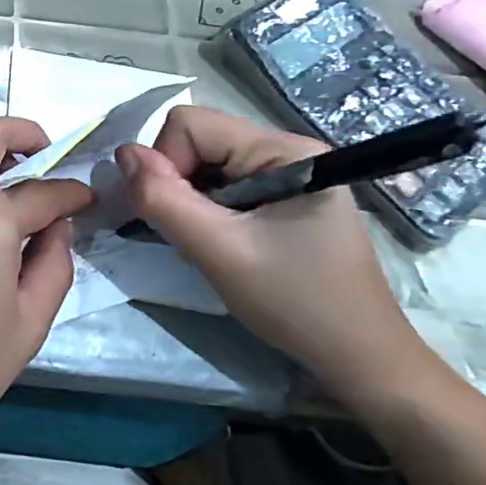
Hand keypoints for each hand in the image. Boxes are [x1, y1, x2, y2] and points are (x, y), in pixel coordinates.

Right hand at [116, 107, 434, 400]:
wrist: (362, 359)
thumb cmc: (297, 305)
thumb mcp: (222, 254)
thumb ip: (166, 200)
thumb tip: (123, 154)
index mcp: (282, 148)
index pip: (192, 124)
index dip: (167, 164)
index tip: (177, 218)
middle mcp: (285, 147)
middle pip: (200, 140)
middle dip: (182, 185)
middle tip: (195, 237)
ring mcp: (287, 170)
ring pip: (208, 163)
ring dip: (195, 201)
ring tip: (213, 245)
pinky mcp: (284, 193)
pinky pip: (225, 183)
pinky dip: (210, 211)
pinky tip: (226, 244)